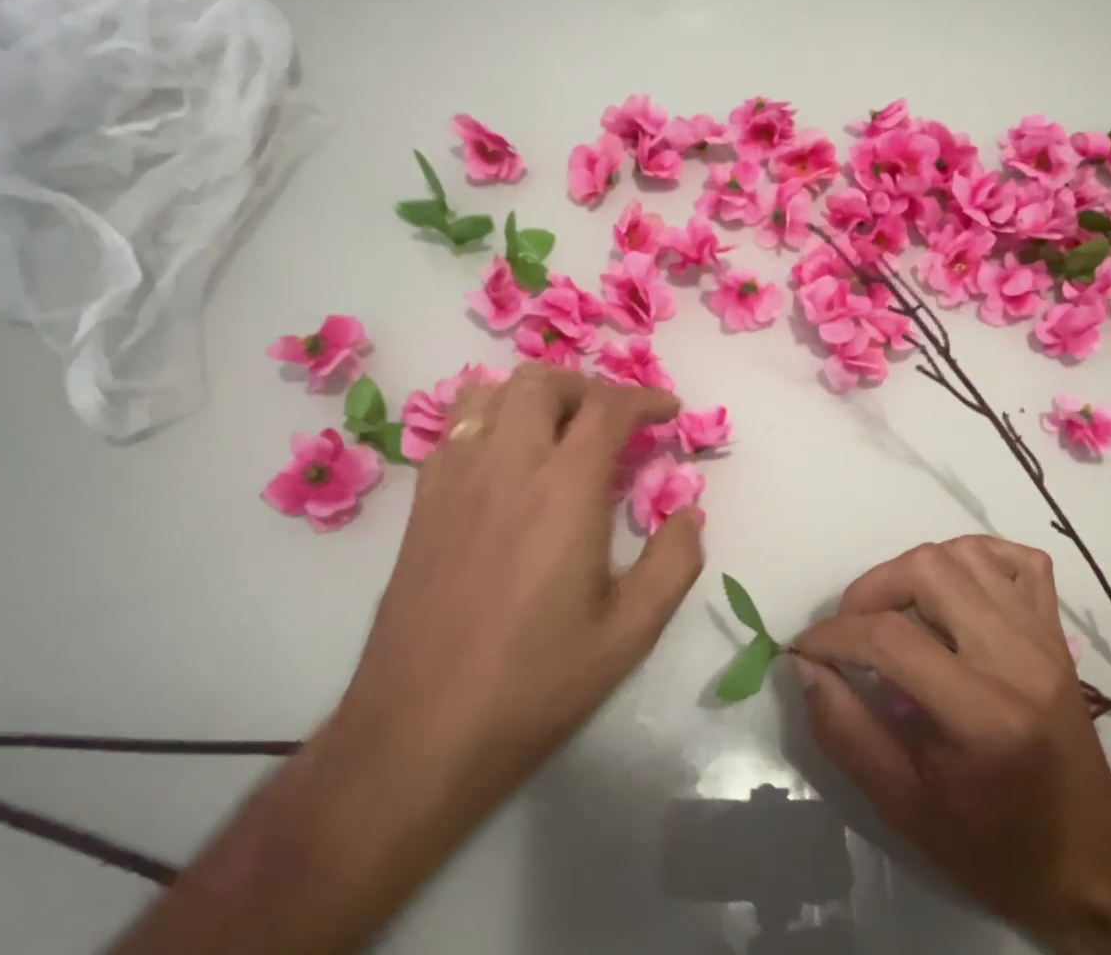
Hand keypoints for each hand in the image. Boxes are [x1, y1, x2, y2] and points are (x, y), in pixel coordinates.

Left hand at [110, 366, 705, 954]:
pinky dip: (488, 421)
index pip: (607, 408)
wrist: (423, 728)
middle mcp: (505, 466)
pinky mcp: (421, 505)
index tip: (668, 413)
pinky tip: (506, 465)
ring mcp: (453, 481)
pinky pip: (453, 431)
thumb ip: (673, 562)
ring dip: (533, 395)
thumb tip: (689, 512)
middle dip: (588, 386)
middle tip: (615, 422)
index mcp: (564, 490)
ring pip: (487, 393)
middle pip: (542, 381)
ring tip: (559, 430)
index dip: (646, 398)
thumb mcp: (631, 632)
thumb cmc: (537, 683)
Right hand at [792, 536, 1110, 945]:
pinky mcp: (1056, 631)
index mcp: (984, 715)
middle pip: (929, 571)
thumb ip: (845, 732)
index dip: (831, 636)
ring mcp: (1044, 637)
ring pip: (967, 554)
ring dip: (912, 572)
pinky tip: (948, 594)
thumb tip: (803, 666)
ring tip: (890, 614)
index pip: (891, 639)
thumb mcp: (902, 806)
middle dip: (868, 591)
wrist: (1088, 855)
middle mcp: (1019, 659)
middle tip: (847, 634)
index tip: (803, 652)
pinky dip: (973, 560)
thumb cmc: (992, 845)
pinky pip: (1017, 560)